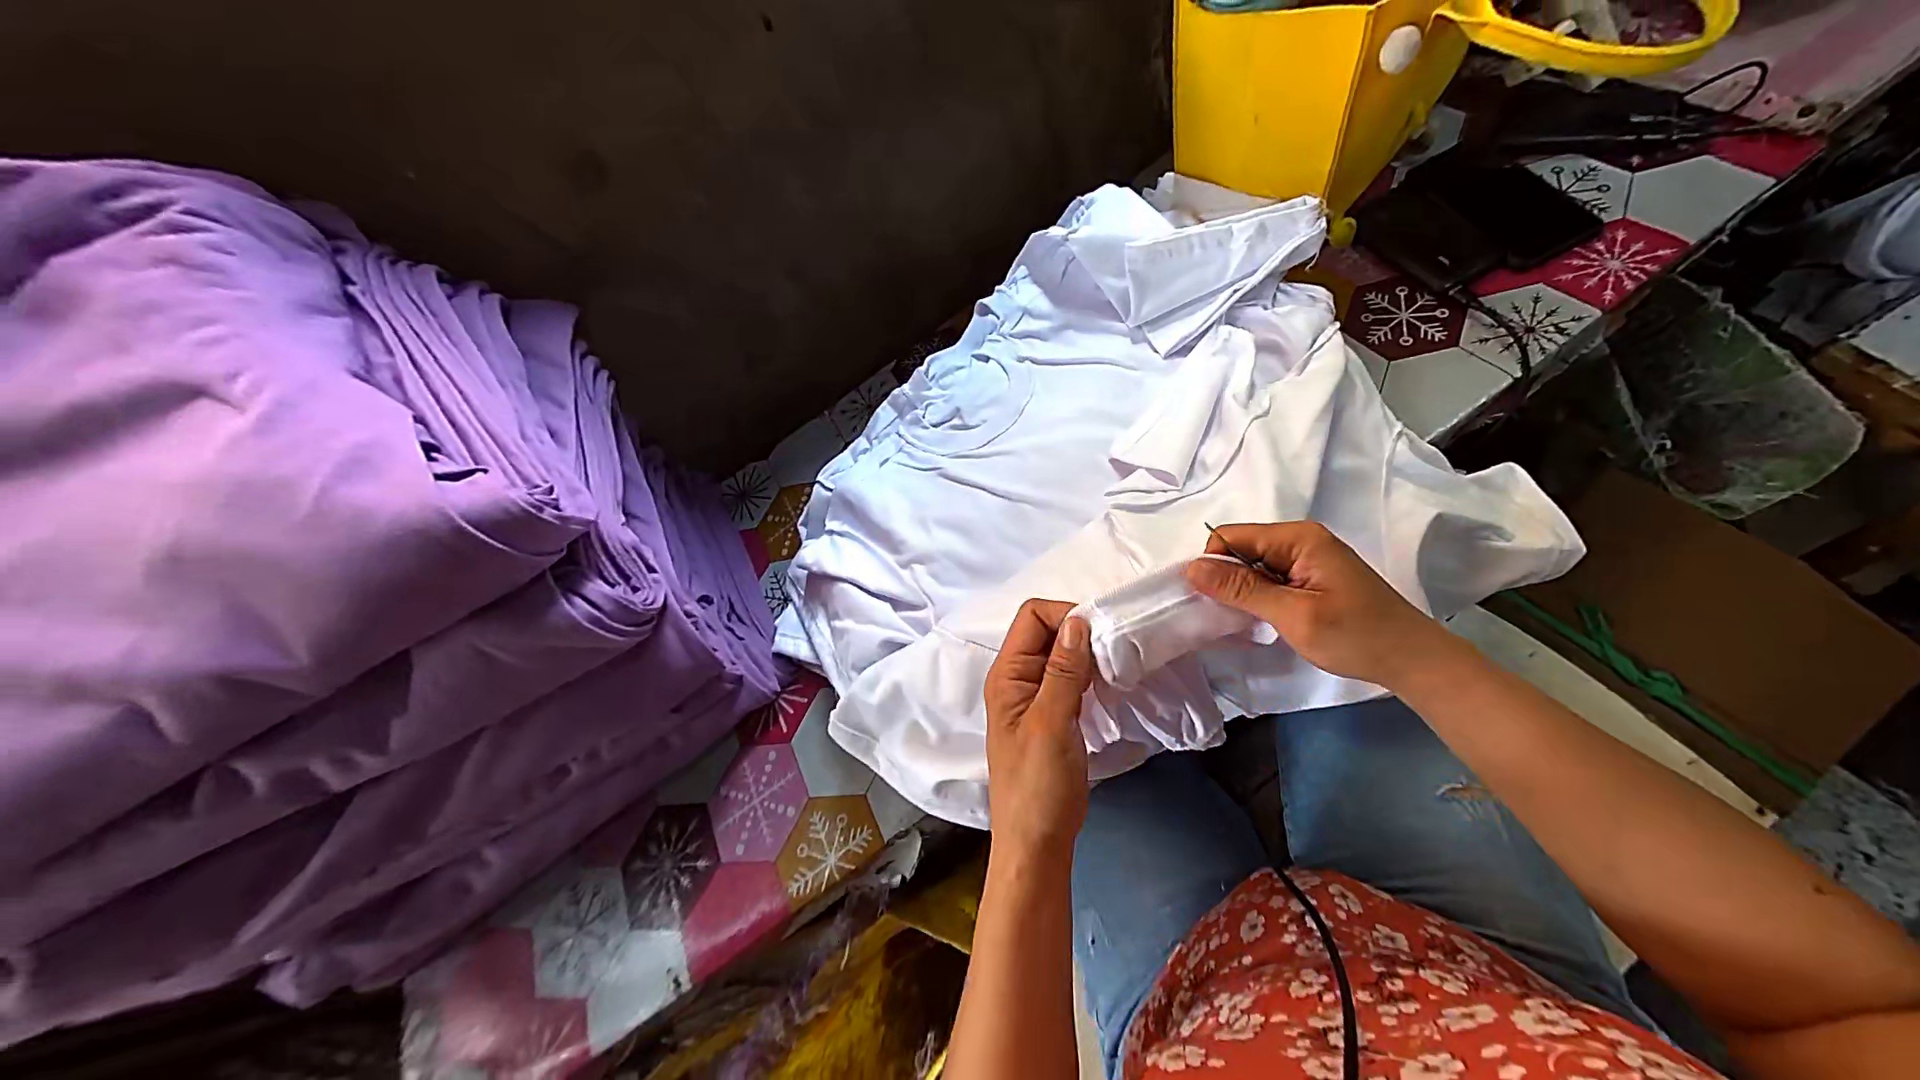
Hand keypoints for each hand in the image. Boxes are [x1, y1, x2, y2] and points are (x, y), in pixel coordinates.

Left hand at [983, 599, 1096, 858]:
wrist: (1037, 842)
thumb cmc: (1038, 785)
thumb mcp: (1051, 724)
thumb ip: (1064, 672)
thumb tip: (1078, 621)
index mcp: (1007, 675)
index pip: (1032, 617)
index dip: (1064, 614)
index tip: (1100, 631)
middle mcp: (1017, 679)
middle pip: (1047, 631)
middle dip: (1080, 631)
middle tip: (1114, 647)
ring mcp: (1036, 696)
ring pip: (1062, 654)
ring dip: (1087, 652)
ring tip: (1116, 662)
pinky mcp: (1054, 713)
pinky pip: (1071, 677)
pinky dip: (1090, 672)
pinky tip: (1110, 681)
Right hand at [1185, 521, 1459, 689]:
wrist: (1412, 660)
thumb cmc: (1355, 636)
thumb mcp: (1293, 614)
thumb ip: (1241, 589)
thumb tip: (1192, 569)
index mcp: (1297, 537)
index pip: (1230, 537)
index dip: (1215, 566)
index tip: (1218, 602)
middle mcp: (1300, 539)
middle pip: (1240, 550)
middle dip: (1228, 580)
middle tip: (1237, 617)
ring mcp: (1306, 558)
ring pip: (1251, 567)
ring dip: (1244, 592)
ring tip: (1256, 622)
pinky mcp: (1309, 577)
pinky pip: (1268, 578)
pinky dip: (1260, 598)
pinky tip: (1269, 620)